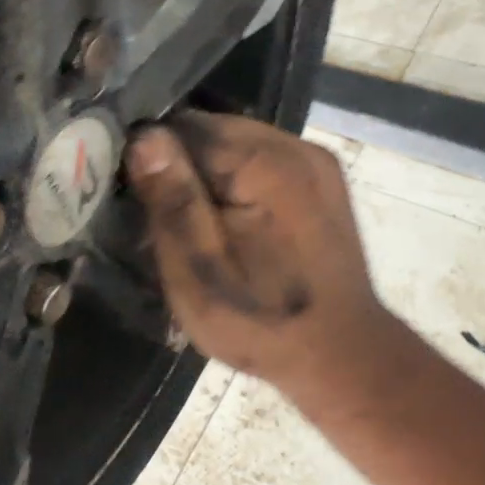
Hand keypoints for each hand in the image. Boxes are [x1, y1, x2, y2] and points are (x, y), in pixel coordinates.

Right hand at [124, 111, 391, 390]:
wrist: (343, 357)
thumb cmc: (261, 321)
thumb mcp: (198, 272)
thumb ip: (172, 199)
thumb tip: (144, 137)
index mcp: (262, 163)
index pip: (179, 128)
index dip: (151, 161)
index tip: (141, 203)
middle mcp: (293, 146)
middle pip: (207, 128)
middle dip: (179, 164)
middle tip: (167, 219)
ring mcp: (313, 158)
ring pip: (230, 140)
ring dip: (206, 171)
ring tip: (199, 221)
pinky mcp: (321, 175)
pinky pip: (257, 155)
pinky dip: (235, 177)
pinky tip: (232, 218)